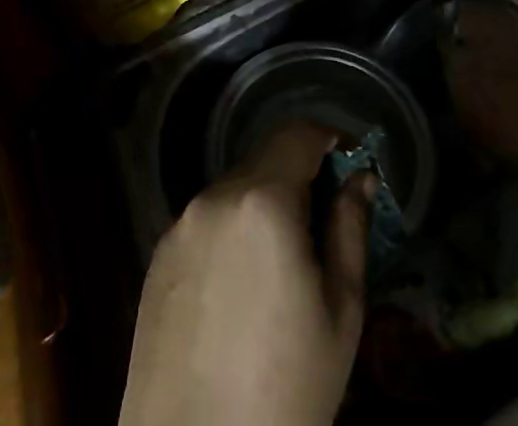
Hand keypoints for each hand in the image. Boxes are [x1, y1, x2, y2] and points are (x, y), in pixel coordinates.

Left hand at [120, 121, 374, 425]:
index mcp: (262, 202)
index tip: (350, 165)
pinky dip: (232, 232)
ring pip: (234, 192)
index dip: (330, 139)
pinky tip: (241, 288)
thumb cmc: (286, 384)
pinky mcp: (156, 260)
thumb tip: (361, 178)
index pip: (298, 133)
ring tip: (282, 266)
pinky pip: (206, 224)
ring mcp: (177, 230)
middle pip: (264, 160)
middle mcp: (212, 200)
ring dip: (264, 206)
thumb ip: (351, 227)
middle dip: (299, 177)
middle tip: (324, 226)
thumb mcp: (341, 307)